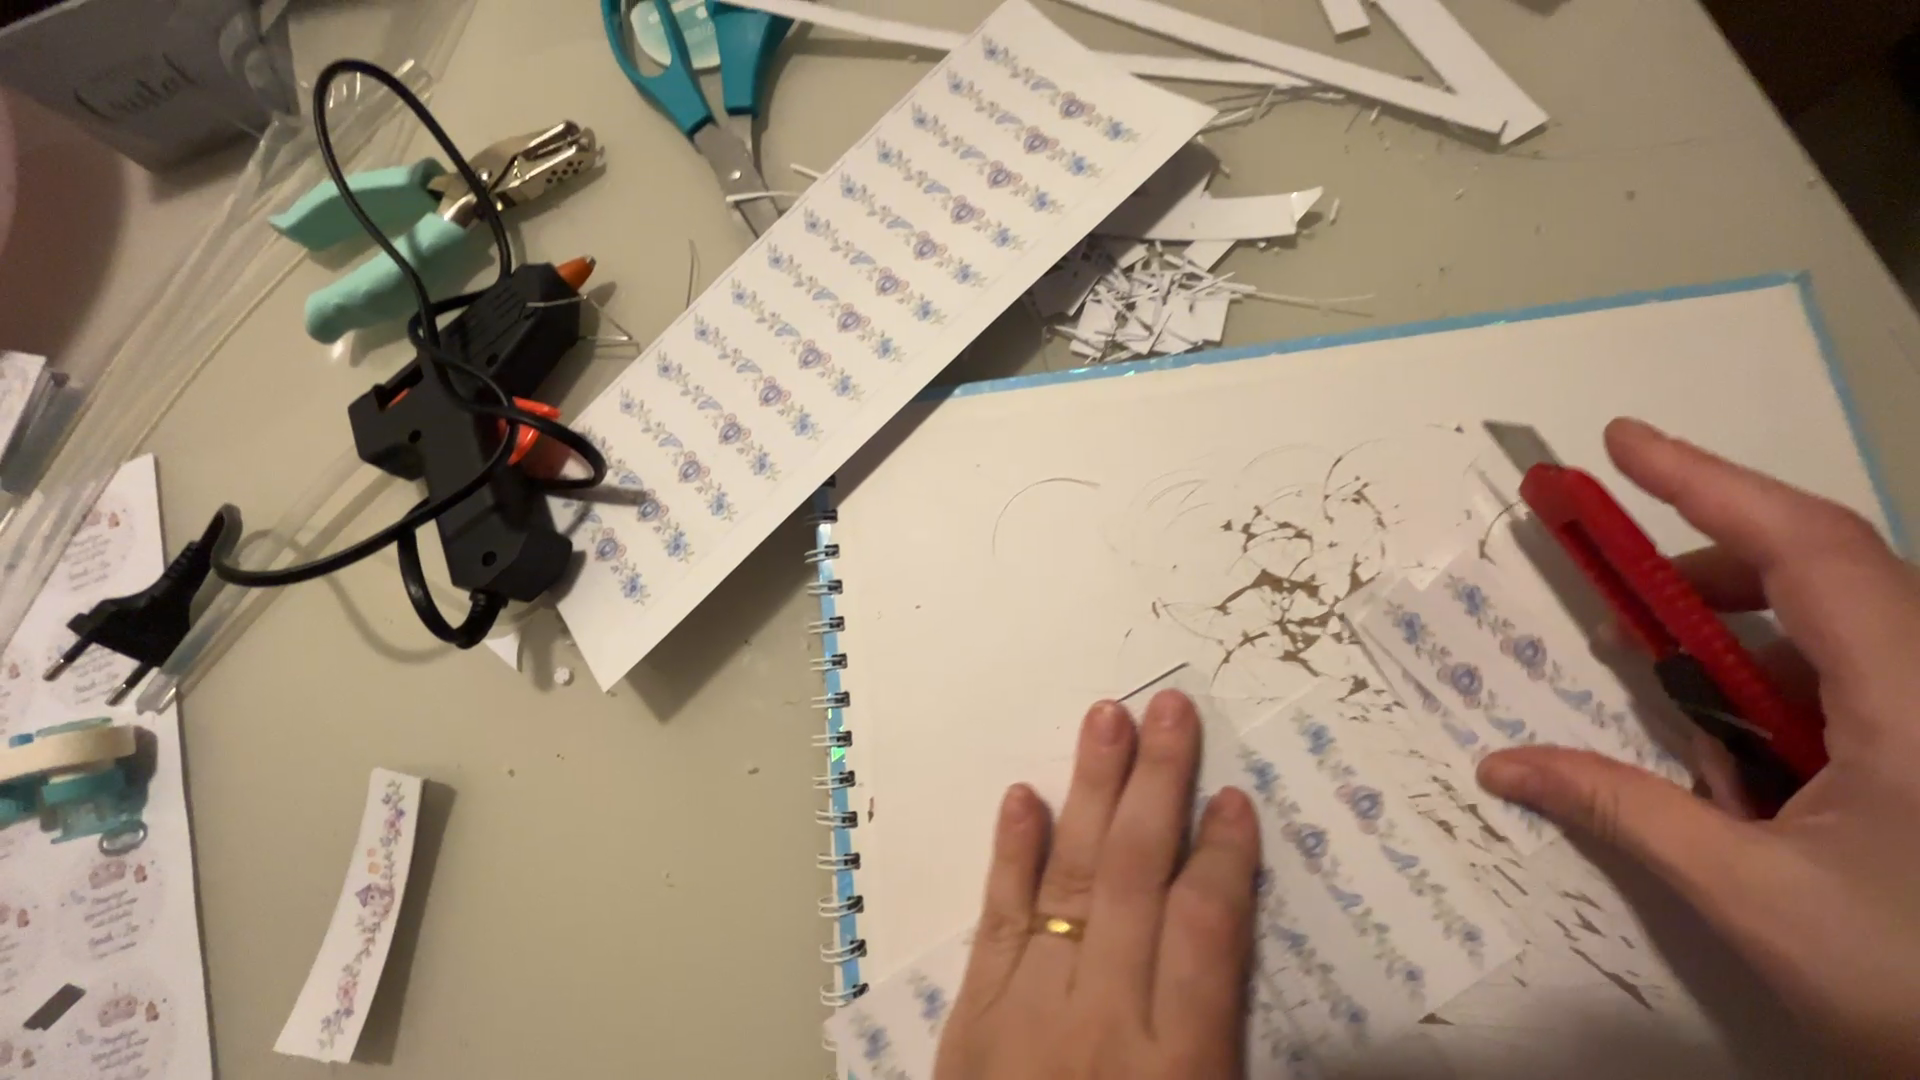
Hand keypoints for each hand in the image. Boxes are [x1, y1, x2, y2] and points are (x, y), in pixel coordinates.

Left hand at [934, 691, 1259, 1079]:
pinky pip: (997, 919)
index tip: (1235, 797)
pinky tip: (1021, 797)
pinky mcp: (973, 1011)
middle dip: (1155, 785)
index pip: (1206, 935)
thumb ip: (1222, 1047)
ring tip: (1104, 719)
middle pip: (1136, 878)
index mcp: (1174, 1066)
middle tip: (1168, 707)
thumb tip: (1233, 962)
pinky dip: (1010, 855)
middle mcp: (1101, 1018)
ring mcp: (1028, 1006)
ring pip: (1070, 879)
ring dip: (1089, 793)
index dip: (1226, 859)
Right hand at [1478, 418, 1919, 1076]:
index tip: (1621, 442)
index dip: (1709, 482)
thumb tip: (1500, 765)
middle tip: (1614, 602)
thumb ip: (1624, 812)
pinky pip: (1844, 679)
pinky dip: (1767, 688)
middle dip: (1701, 570)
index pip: (1807, 548)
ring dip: (1730, 637)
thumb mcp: (1755, 895)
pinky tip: (1737, 754)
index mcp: (1911, 698)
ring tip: (1667, 689)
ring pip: (1832, 626)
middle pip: (1818, 572)